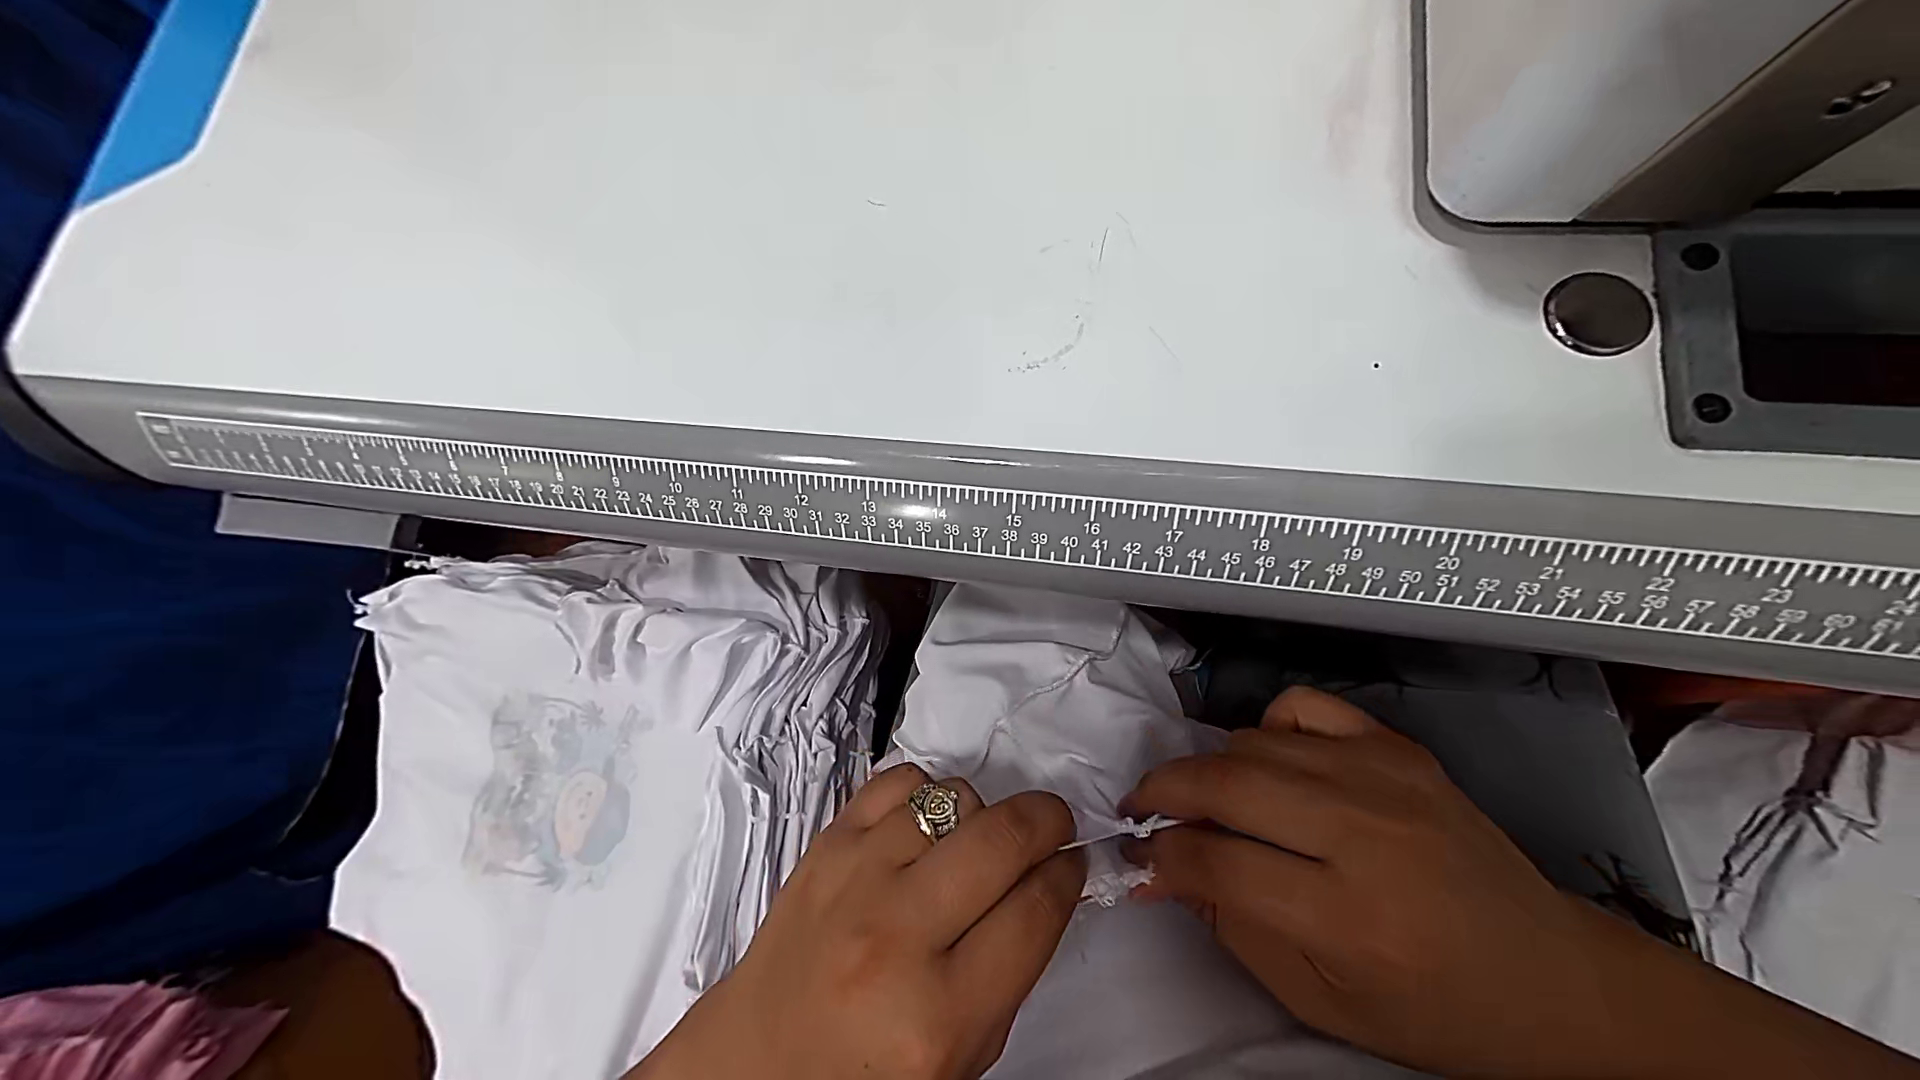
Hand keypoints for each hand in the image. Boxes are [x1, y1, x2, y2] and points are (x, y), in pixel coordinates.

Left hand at [630, 764, 1083, 1079]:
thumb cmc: (866, 1074)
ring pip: (952, 798)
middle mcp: (895, 937)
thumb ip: (1013, 966)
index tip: (1071, 863)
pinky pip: (897, 782)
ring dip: (983, 810)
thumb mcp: (963, 1052)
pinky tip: (928, 823)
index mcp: (939, 1014)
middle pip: (1002, 838)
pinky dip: (927, 792)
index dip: (1068, 875)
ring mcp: (854, 880)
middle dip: (1047, 820)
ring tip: (978, 838)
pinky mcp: (825, 845)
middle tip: (1053, 826)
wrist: (759, 1063)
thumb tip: (1050, 881)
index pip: (1035, 910)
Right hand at [1123, 687, 1919, 1079]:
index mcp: (1351, 918)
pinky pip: (1302, 704)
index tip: (1138, 855)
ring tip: (1208, 796)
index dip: (1160, 856)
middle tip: (1144, 807)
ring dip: (1210, 767)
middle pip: (1224, 784)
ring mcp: (1384, 776)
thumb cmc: (1432, 1007)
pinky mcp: (1399, 747)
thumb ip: (1229, 926)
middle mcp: (1365, 833)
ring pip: (1252, 741)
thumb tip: (1160, 867)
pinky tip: (1272, 761)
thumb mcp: (1319, 999)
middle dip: (1162, 791)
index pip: (1217, 864)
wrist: (1553, 979)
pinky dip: (1267, 725)